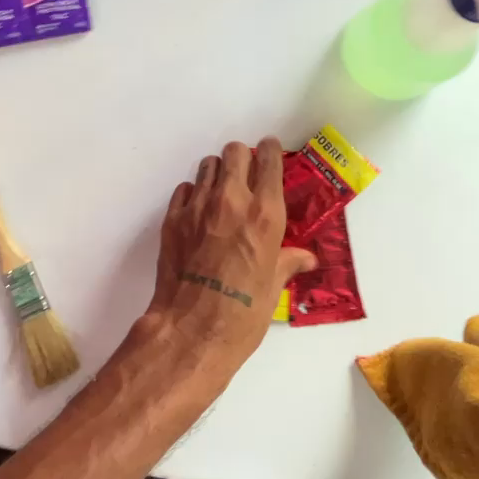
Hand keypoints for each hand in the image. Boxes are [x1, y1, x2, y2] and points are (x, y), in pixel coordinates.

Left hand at [136, 139, 315, 381]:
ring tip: (221, 192)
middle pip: (235, 152)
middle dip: (242, 157)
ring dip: (217, 173)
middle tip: (245, 173)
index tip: (269, 150)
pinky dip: (193, 194)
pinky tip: (198, 212)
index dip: (270, 151)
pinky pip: (185, 189)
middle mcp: (231, 200)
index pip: (269, 161)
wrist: (193, 328)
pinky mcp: (172, 217)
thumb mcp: (274, 287)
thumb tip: (305, 257)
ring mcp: (198, 206)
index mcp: (264, 214)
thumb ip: (287, 262)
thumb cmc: (244, 313)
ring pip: (208, 166)